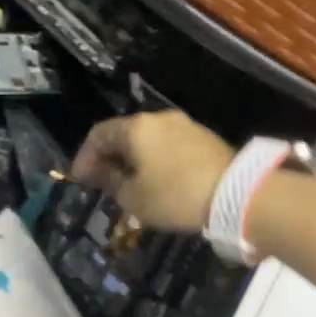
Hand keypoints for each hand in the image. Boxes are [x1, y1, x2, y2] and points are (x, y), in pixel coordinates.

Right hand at [70, 112, 233, 232]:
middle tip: (101, 182)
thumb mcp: (133, 197)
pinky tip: (156, 180)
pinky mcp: (203, 137)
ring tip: (129, 184)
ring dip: (133, 159)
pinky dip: (154, 159)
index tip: (80, 180)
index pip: (98, 134)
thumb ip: (110, 181)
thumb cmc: (174, 196)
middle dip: (109, 157)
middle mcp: (158, 118)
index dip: (84, 157)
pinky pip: (167, 145)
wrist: (235, 194)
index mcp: (136, 128)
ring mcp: (184, 125)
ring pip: (147, 140)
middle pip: (124, 134)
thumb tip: (99, 172)